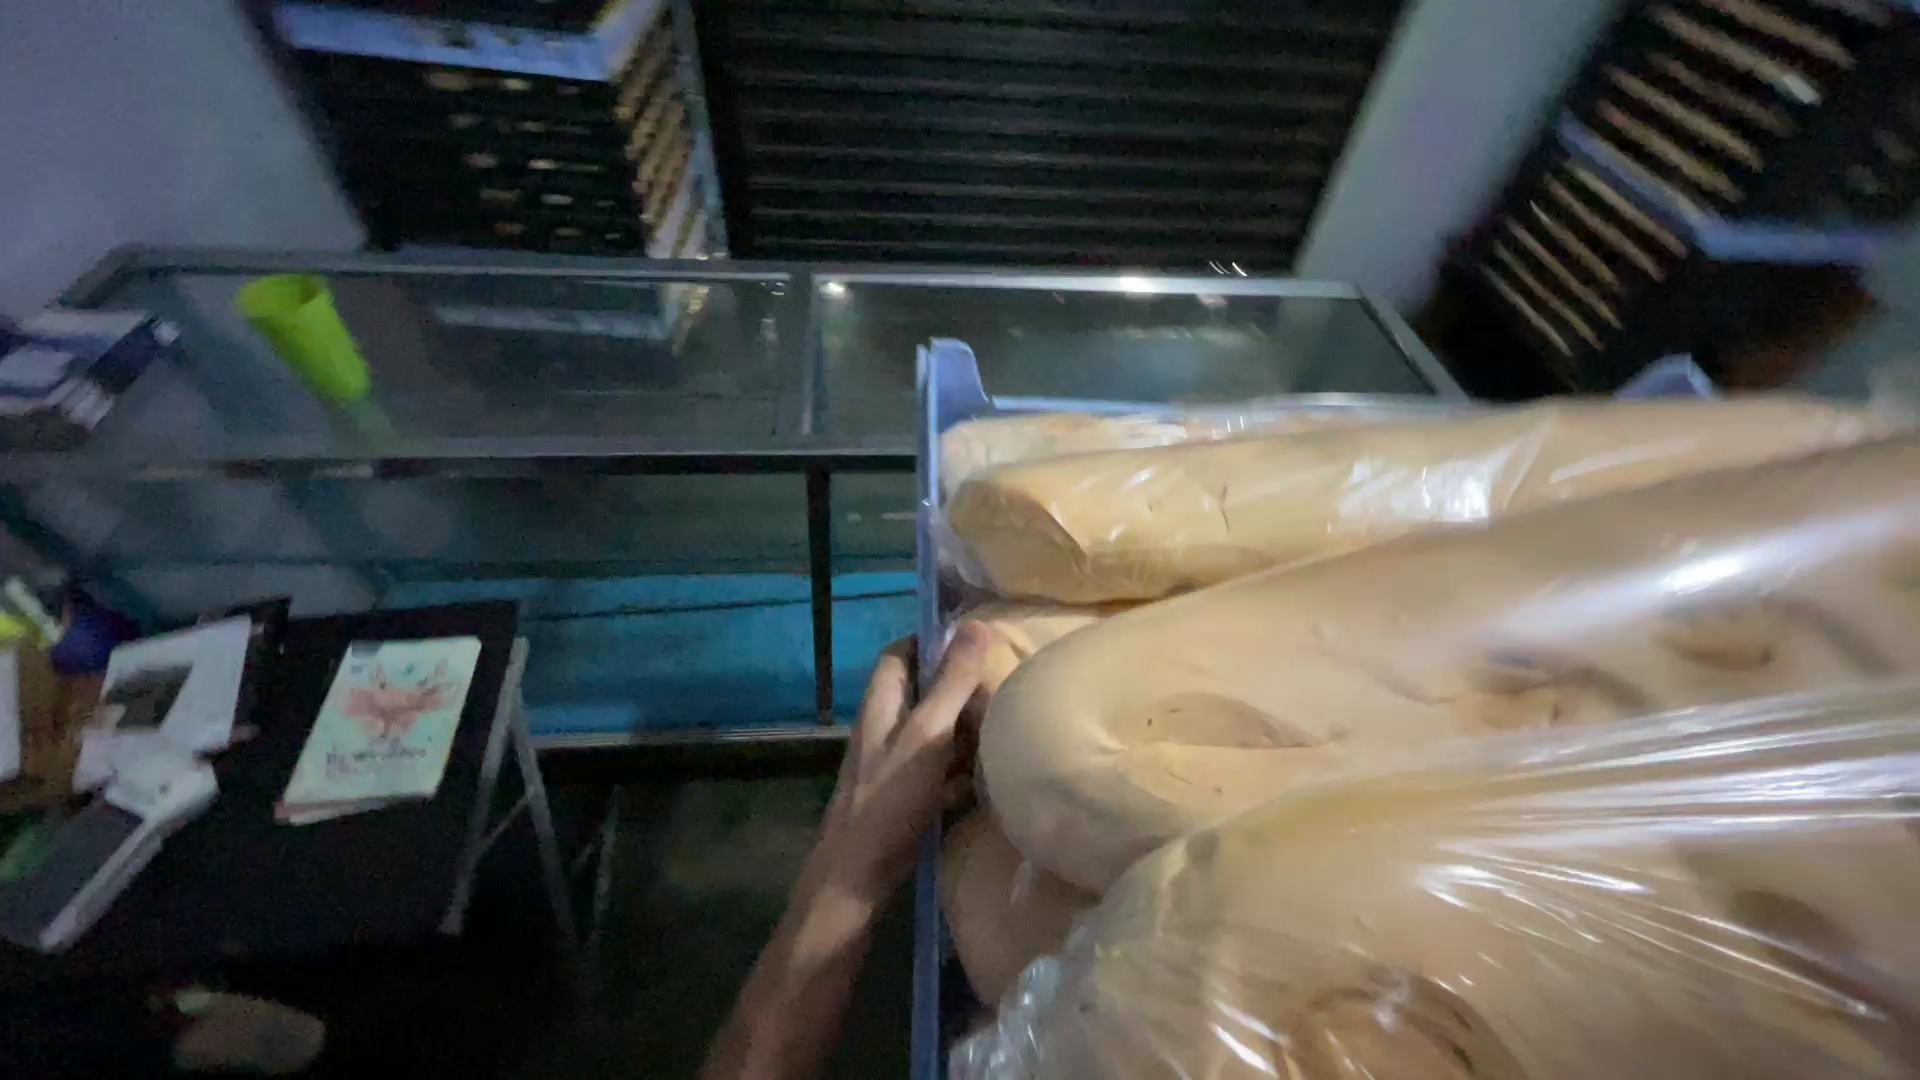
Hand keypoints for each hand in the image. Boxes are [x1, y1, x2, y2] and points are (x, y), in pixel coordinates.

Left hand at [808, 623, 991, 906]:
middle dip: (961, 689)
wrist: (858, 877)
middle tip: (1004, 688)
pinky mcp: (909, 796)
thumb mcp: (928, 733)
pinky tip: (995, 775)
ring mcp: (897, 763)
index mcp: (882, 702)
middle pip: (925, 692)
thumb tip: (976, 623)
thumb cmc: (889, 797)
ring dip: (968, 730)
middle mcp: (887, 726)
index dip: (932, 641)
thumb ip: (953, 682)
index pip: (901, 652)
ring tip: (1009, 726)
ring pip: (937, 732)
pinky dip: (965, 769)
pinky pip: (942, 770)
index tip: (974, 642)